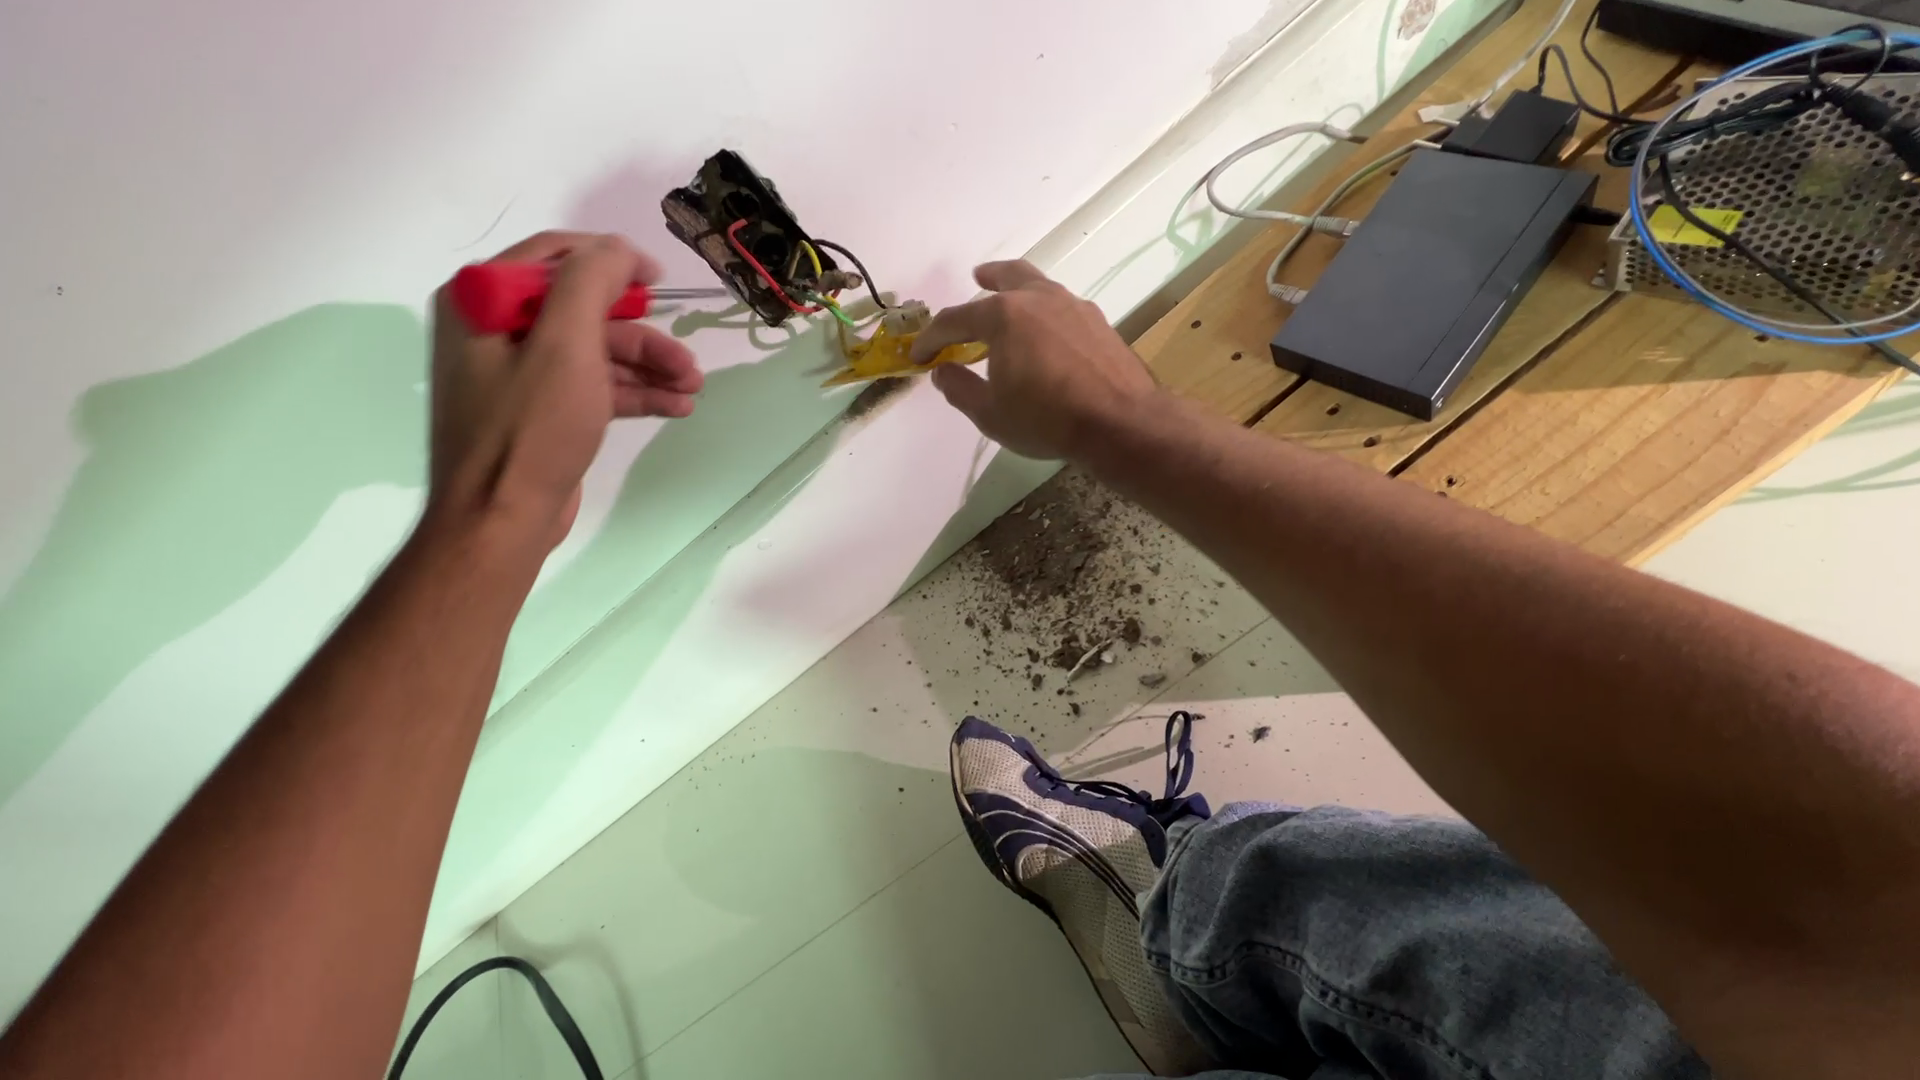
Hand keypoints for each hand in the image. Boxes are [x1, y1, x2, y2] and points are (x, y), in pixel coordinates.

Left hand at [427, 231, 703, 546]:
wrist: (502, 520)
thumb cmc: (530, 428)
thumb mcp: (565, 345)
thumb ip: (592, 282)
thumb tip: (621, 250)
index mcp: (483, 300)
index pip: (555, 256)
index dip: (612, 260)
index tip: (661, 279)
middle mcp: (496, 329)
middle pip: (585, 311)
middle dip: (643, 335)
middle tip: (687, 361)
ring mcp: (520, 373)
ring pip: (596, 353)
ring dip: (648, 367)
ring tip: (693, 389)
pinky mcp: (542, 410)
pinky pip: (594, 386)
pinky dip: (634, 393)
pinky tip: (676, 407)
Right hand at [911, 261, 1158, 461]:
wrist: (1120, 422)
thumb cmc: (1046, 419)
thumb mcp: (990, 413)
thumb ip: (960, 388)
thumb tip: (942, 371)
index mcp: (1004, 315)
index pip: (956, 320)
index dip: (932, 338)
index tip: (919, 355)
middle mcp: (1038, 299)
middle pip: (1008, 276)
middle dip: (988, 276)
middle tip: (977, 276)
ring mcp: (1074, 307)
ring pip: (1040, 287)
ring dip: (1021, 290)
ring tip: (1014, 302)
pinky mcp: (1099, 324)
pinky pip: (1063, 307)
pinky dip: (1047, 312)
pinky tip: (1049, 333)